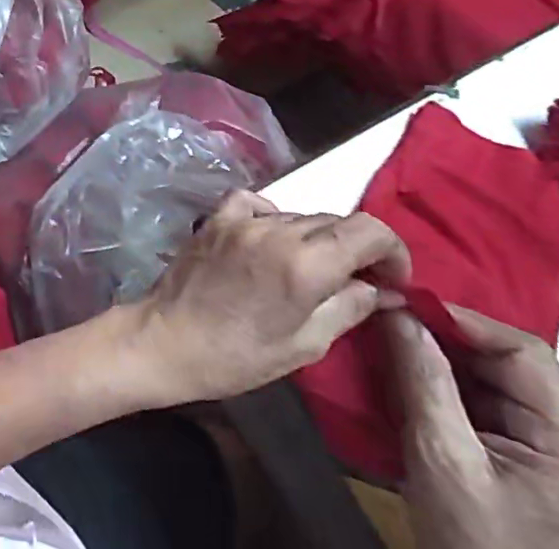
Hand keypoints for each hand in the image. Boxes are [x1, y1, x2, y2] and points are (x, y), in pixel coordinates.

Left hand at [124, 190, 410, 406]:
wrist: (166, 340)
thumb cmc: (238, 356)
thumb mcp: (306, 344)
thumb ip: (350, 307)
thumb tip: (384, 290)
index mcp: (305, 264)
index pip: (369, 230)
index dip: (392, 251)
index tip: (392, 280)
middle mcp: (277, 230)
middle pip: (336, 221)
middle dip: (357, 249)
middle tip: (358, 281)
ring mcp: (242, 219)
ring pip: (300, 214)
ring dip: (317, 238)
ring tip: (311, 270)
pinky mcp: (216, 217)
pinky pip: (257, 202)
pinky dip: (274, 216)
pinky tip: (272, 239)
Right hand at [382, 306, 558, 548]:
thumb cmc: (468, 542)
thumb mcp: (441, 457)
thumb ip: (424, 380)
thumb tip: (398, 312)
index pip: (527, 356)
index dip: (467, 321)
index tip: (409, 303)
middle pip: (514, 364)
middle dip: (451, 337)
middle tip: (394, 318)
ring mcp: (554, 454)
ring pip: (497, 378)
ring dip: (445, 356)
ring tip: (396, 339)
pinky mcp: (526, 460)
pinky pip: (487, 400)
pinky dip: (448, 380)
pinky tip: (412, 371)